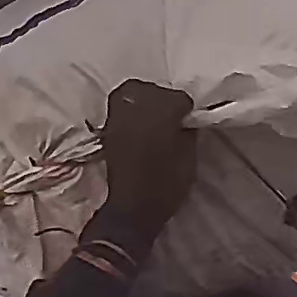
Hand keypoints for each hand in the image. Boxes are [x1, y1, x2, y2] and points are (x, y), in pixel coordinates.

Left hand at [98, 79, 196, 229]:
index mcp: (163, 111)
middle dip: (162, 99)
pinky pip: (119, 106)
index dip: (184, 109)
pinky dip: (129, 109)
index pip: (178, 97)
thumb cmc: (167, 183)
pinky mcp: (108, 126)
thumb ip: (187, 131)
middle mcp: (138, 106)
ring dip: (143, 98)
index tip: (187, 119)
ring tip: (152, 115)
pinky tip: (137, 122)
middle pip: (152, 90)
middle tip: (169, 115)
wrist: (133, 206)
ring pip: (132, 91)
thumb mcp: (188, 156)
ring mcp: (119, 114)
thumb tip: (184, 119)